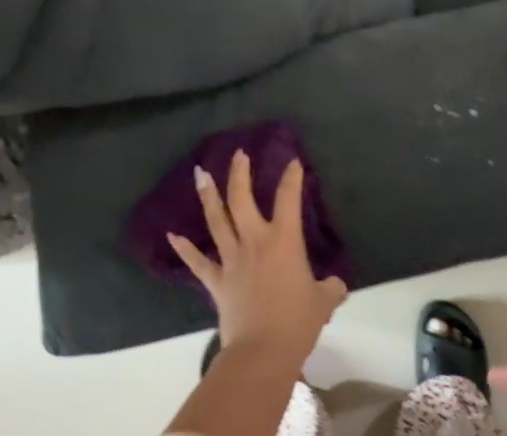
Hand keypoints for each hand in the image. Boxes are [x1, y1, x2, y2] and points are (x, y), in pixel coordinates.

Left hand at [168, 152, 348, 360]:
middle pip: (242, 199)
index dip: (291, 178)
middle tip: (238, 154)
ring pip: (217, 220)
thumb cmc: (296, 323)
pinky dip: (184, 249)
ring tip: (200, 174)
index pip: (288, 199)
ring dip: (208, 196)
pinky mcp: (216, 281)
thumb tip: (335, 286)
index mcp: (284, 241)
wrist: (262, 351)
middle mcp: (254, 242)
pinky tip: (171, 235)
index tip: (292, 161)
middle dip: (240, 174)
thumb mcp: (322, 303)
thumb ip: (329, 289)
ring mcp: (231, 260)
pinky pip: (197, 262)